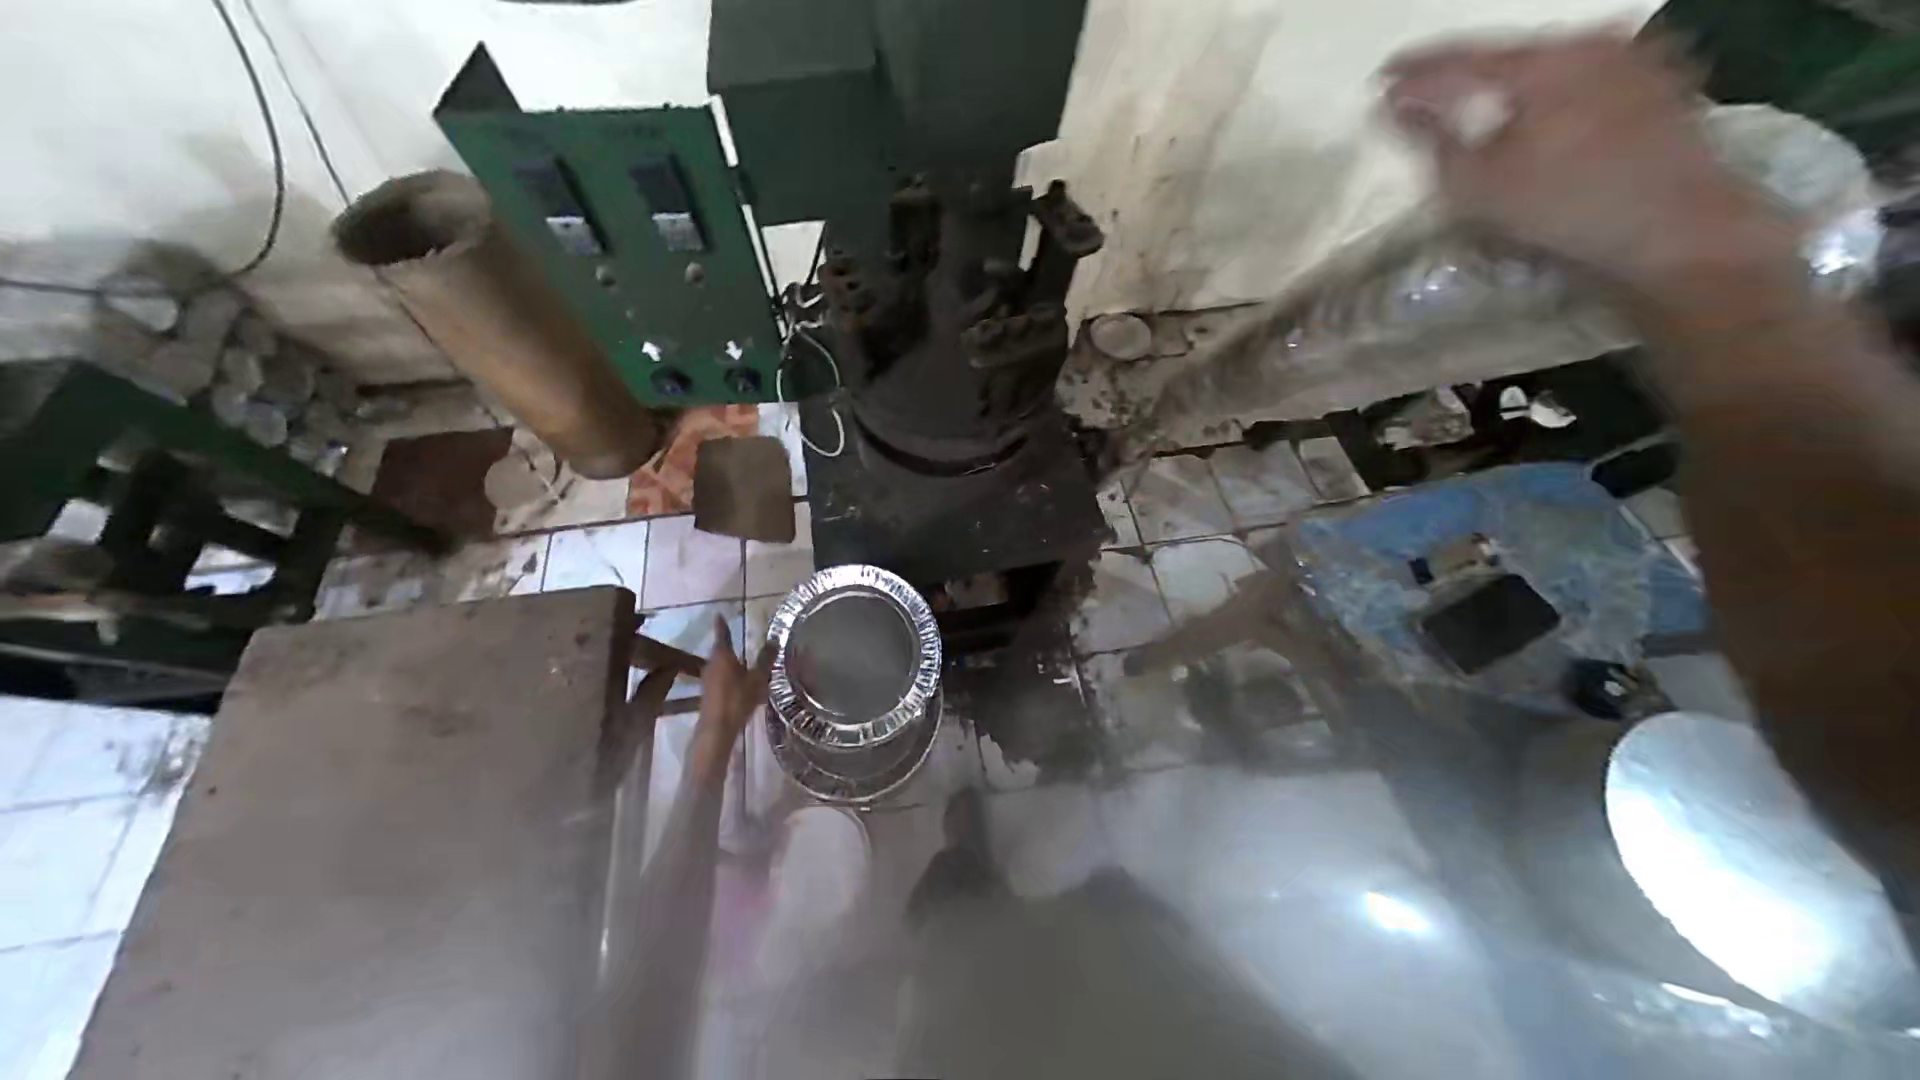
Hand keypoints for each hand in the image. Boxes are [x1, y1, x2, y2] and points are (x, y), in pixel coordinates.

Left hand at [688, 616, 773, 783]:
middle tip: (744, 641)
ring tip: (748, 664)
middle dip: (733, 647)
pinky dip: (732, 677)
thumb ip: (765, 659)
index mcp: (722, 655)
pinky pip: (723, 678)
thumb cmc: (737, 699)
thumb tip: (774, 640)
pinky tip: (744, 685)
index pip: (722, 634)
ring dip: (733, 664)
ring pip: (722, 666)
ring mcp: (708, 680)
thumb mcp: (758, 678)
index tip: (719, 614)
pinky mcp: (709, 693)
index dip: (722, 624)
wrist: (717, 729)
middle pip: (722, 651)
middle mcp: (712, 664)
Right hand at [1380, 28, 1800, 290]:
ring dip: (1508, 81)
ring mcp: (1633, 57)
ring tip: (1477, 99)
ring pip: (1550, 62)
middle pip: (1510, 52)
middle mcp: (1591, 42)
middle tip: (1427, 89)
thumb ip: (1430, 136)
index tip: (1381, 77)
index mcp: (1541, 62)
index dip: (1416, 67)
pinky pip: (1584, 75)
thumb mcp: (1472, 183)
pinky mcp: (1659, 82)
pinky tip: (1536, 110)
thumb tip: (1397, 102)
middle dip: (1464, 72)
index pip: (1461, 56)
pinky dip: (1547, 91)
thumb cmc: (1557, 207)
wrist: (1670, 227)